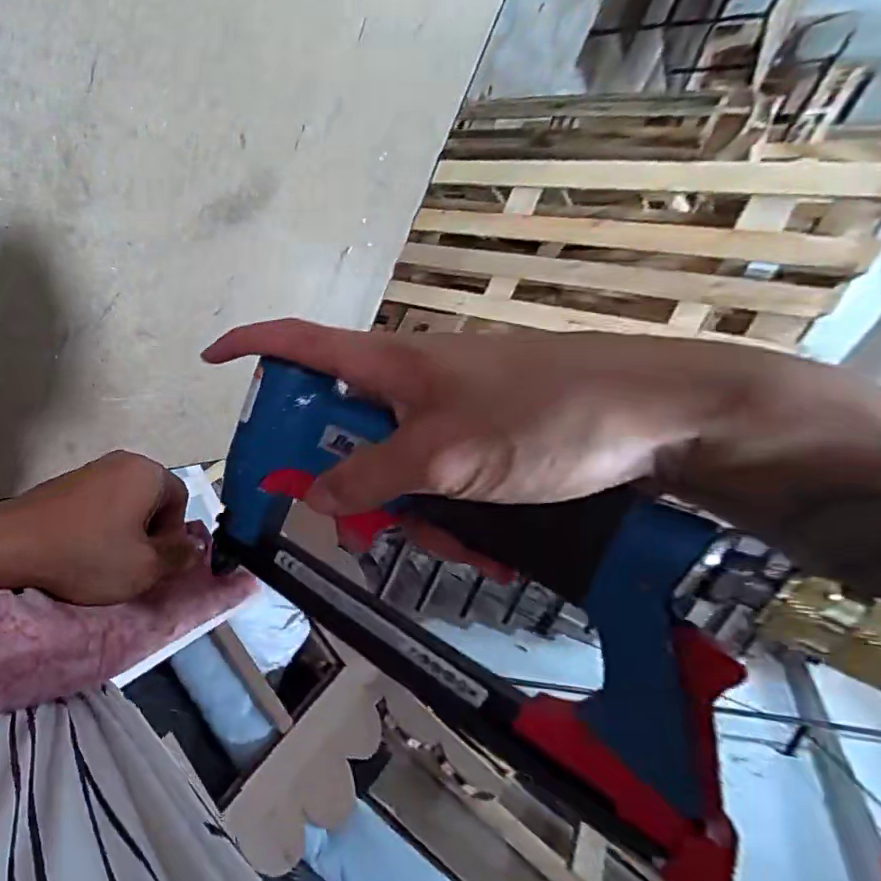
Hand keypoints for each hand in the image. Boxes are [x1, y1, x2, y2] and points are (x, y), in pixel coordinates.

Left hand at [0, 450, 202, 604]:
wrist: (15, 543)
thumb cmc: (88, 554)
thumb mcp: (145, 567)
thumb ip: (180, 556)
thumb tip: (198, 546)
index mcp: (147, 473)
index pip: (181, 500)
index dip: (173, 535)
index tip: (152, 559)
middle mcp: (122, 462)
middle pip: (153, 500)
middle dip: (148, 533)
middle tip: (130, 563)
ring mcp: (90, 469)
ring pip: (125, 504)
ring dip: (122, 533)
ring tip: (102, 561)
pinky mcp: (66, 483)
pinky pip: (98, 505)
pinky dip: (97, 527)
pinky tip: (80, 550)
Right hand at [202, 319, 778, 513]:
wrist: (668, 415)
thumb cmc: (544, 417)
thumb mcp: (443, 457)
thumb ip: (367, 477)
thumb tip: (307, 496)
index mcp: (384, 363)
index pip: (296, 341)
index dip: (248, 345)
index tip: (211, 362)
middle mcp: (404, 381)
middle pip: (334, 423)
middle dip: (336, 476)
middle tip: (349, 518)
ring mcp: (442, 409)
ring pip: (384, 461)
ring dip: (399, 507)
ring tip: (447, 539)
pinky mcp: (478, 435)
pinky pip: (430, 475)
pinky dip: (440, 508)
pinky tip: (478, 538)